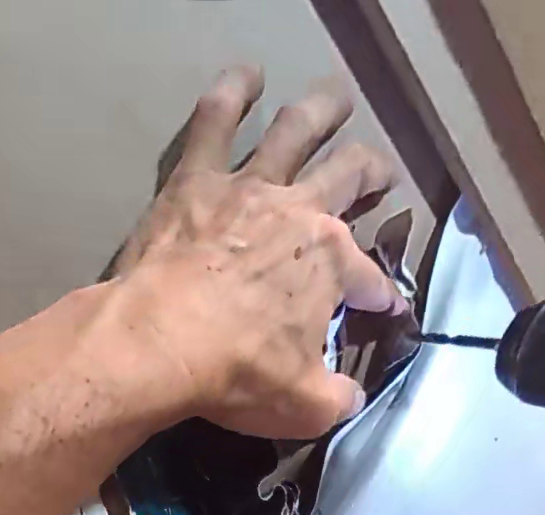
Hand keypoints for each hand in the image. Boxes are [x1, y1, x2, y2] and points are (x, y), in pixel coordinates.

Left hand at [111, 66, 404, 438]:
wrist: (160, 343)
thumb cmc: (237, 374)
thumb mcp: (303, 406)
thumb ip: (335, 399)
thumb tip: (352, 398)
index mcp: (332, 266)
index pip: (370, 279)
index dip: (381, 295)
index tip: (384, 306)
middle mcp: (300, 213)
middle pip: (350, 176)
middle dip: (371, 174)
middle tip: (379, 173)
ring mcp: (249, 189)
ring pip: (297, 130)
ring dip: (321, 111)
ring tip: (334, 100)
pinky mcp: (195, 181)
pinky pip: (216, 121)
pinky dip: (232, 93)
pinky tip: (244, 78)